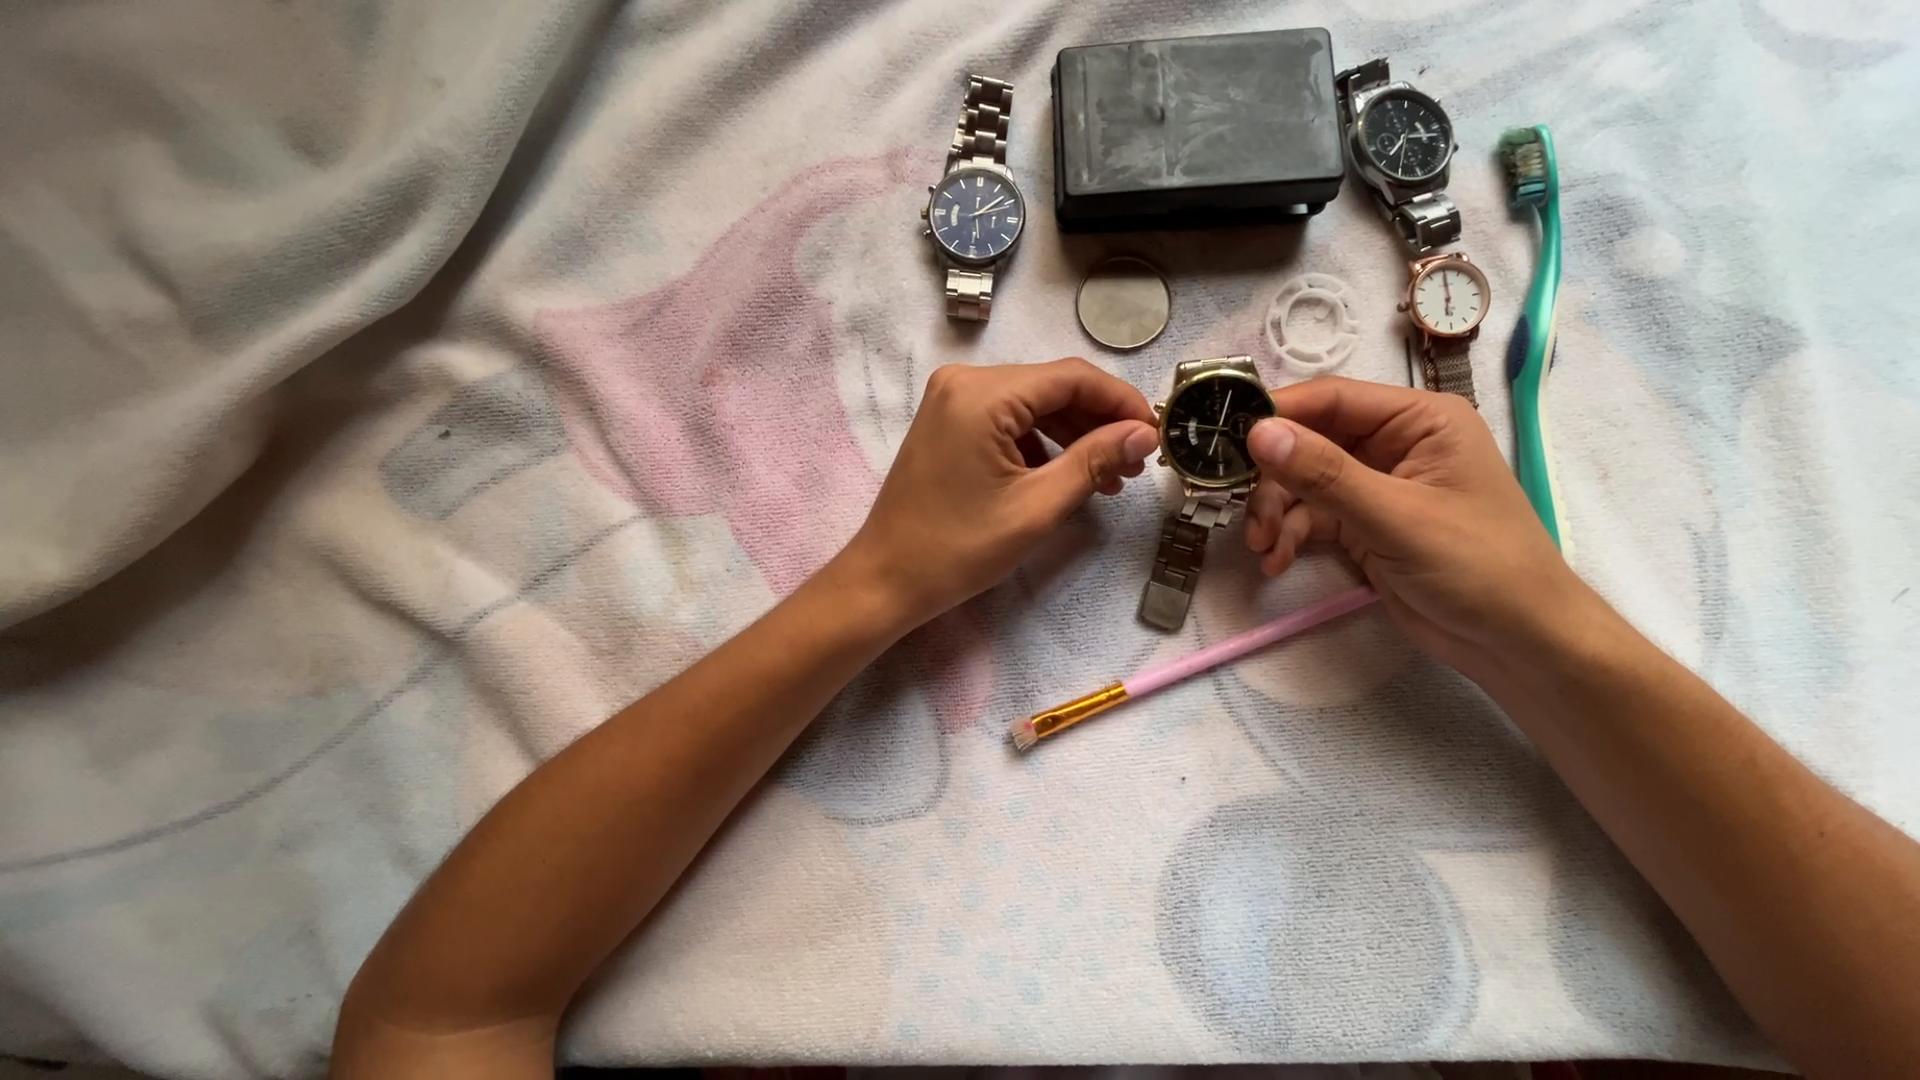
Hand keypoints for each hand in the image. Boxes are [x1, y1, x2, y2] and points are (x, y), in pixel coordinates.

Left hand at [839, 359, 1158, 628]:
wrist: (887, 578)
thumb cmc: (958, 549)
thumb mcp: (1036, 507)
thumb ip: (1094, 461)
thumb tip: (1144, 433)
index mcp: (981, 394)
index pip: (1071, 378)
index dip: (1121, 402)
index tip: (1156, 433)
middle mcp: (964, 382)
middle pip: (1052, 387)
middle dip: (1099, 423)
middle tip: (1136, 464)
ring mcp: (952, 401)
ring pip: (1033, 405)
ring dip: (1074, 436)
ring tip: (1109, 478)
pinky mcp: (948, 423)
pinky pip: (1009, 420)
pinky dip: (1042, 444)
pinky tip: (1067, 476)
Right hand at [1241, 377, 1593, 682]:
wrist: (1515, 643)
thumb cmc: (1476, 566)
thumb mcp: (1396, 517)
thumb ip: (1324, 474)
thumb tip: (1257, 433)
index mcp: (1418, 420)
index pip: (1332, 399)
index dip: (1277, 414)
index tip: (1225, 439)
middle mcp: (1394, 444)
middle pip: (1307, 442)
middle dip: (1271, 479)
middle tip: (1244, 513)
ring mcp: (1376, 486)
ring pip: (1300, 483)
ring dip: (1274, 513)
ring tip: (1262, 548)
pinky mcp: (1363, 524)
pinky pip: (1309, 517)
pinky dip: (1288, 536)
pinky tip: (1276, 561)